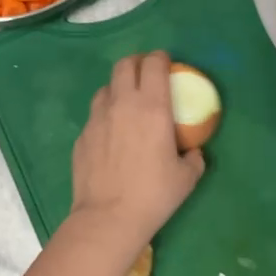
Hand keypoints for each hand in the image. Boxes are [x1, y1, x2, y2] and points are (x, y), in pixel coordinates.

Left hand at [69, 52, 204, 245]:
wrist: (108, 217)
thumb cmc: (154, 195)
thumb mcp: (186, 178)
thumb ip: (194, 158)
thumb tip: (193, 152)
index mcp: (151, 107)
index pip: (154, 64)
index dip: (160, 58)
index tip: (166, 63)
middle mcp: (121, 104)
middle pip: (124, 65)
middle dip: (136, 62)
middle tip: (146, 74)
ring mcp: (97, 119)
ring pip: (105, 88)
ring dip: (118, 88)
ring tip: (126, 104)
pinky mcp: (82, 136)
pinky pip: (95, 116)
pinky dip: (105, 116)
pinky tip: (111, 135)